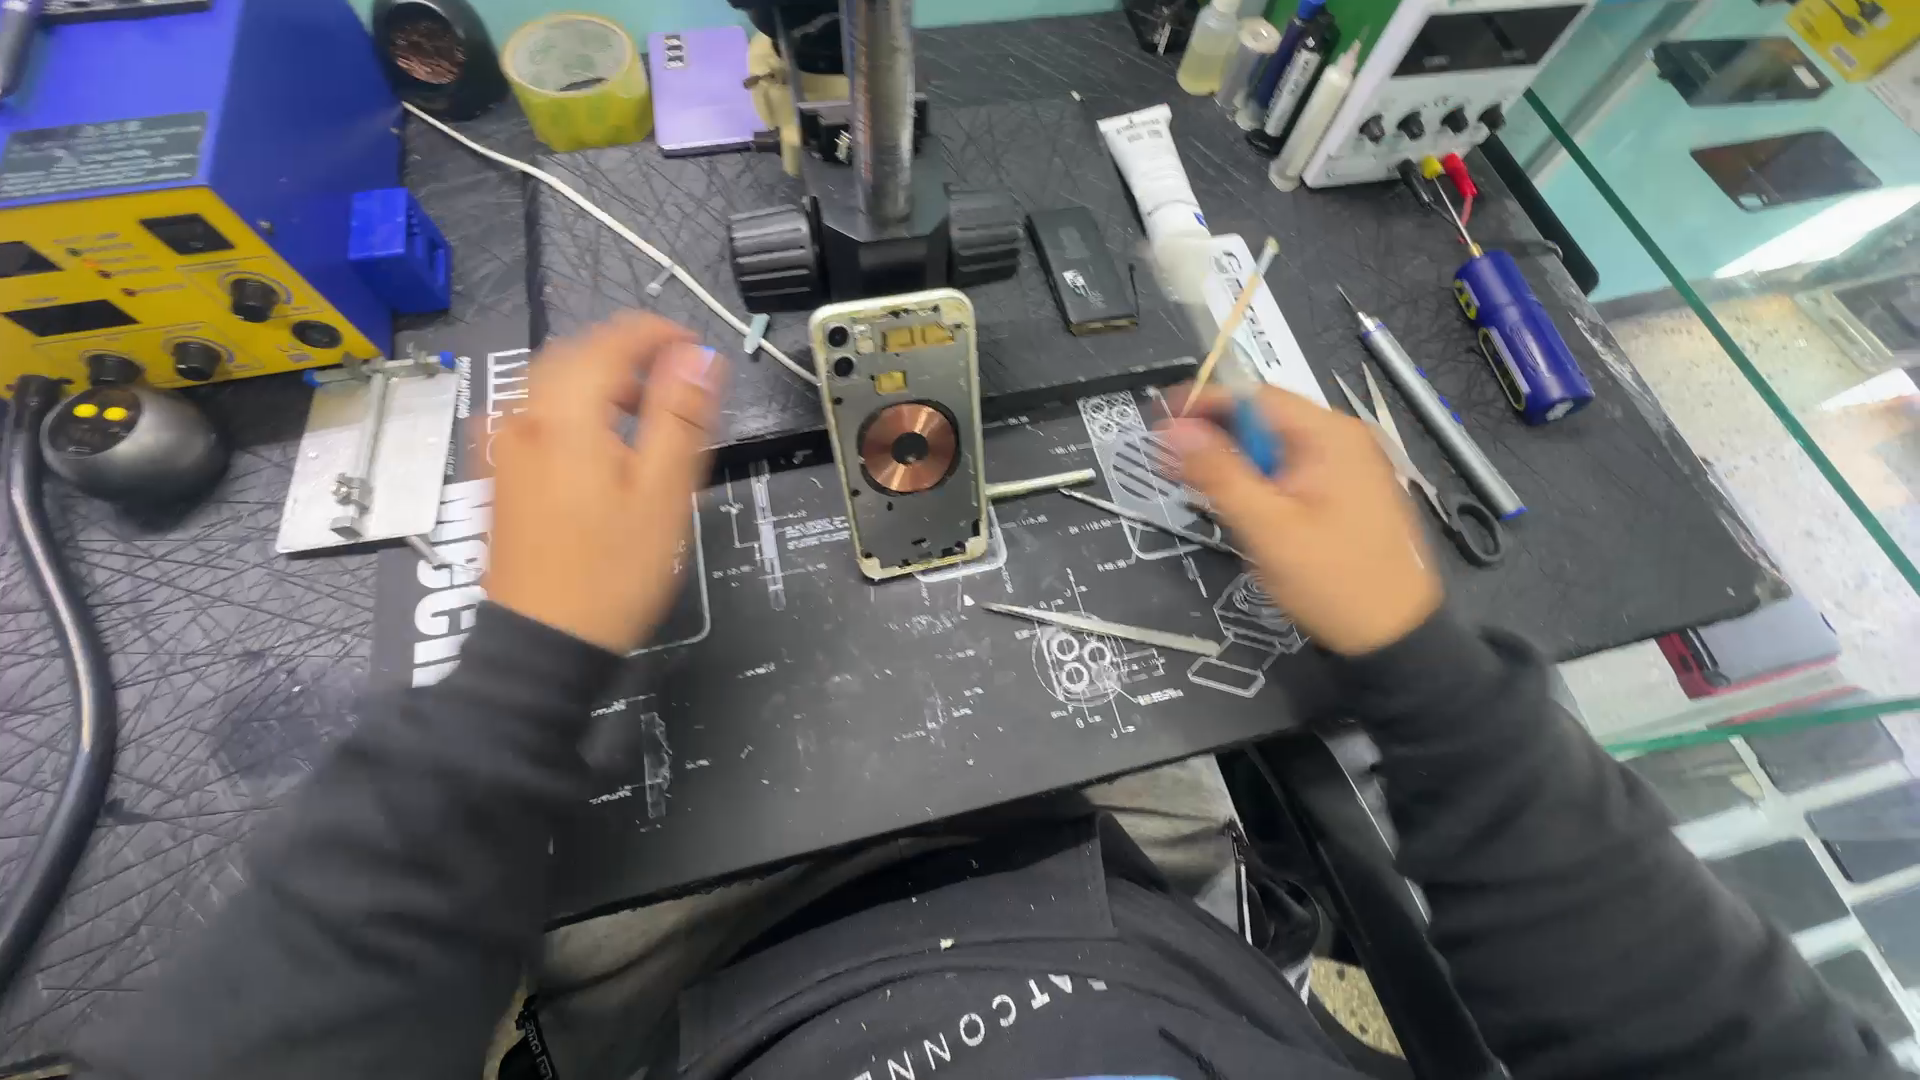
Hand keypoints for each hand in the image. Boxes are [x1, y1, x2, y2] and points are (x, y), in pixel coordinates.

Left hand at [486, 314, 723, 653]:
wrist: (546, 639)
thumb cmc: (615, 569)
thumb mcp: (664, 491)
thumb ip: (681, 415)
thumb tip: (700, 355)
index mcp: (566, 415)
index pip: (611, 341)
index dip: (659, 335)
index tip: (698, 349)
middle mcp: (522, 418)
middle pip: (575, 355)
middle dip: (630, 356)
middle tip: (678, 382)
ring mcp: (503, 447)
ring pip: (551, 384)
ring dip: (602, 382)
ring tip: (645, 413)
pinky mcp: (499, 473)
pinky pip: (536, 416)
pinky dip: (575, 410)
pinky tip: (598, 443)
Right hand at [1162, 386, 1441, 655]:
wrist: (1395, 636)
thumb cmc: (1333, 582)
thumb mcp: (1266, 527)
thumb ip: (1217, 473)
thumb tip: (1174, 431)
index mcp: (1330, 437)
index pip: (1254, 397)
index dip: (1203, 404)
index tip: (1162, 421)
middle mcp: (1343, 440)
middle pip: (1264, 419)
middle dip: (1216, 436)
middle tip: (1173, 461)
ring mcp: (1347, 466)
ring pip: (1275, 447)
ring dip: (1235, 461)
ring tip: (1201, 488)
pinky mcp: (1344, 492)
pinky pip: (1291, 470)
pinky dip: (1259, 479)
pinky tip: (1241, 505)